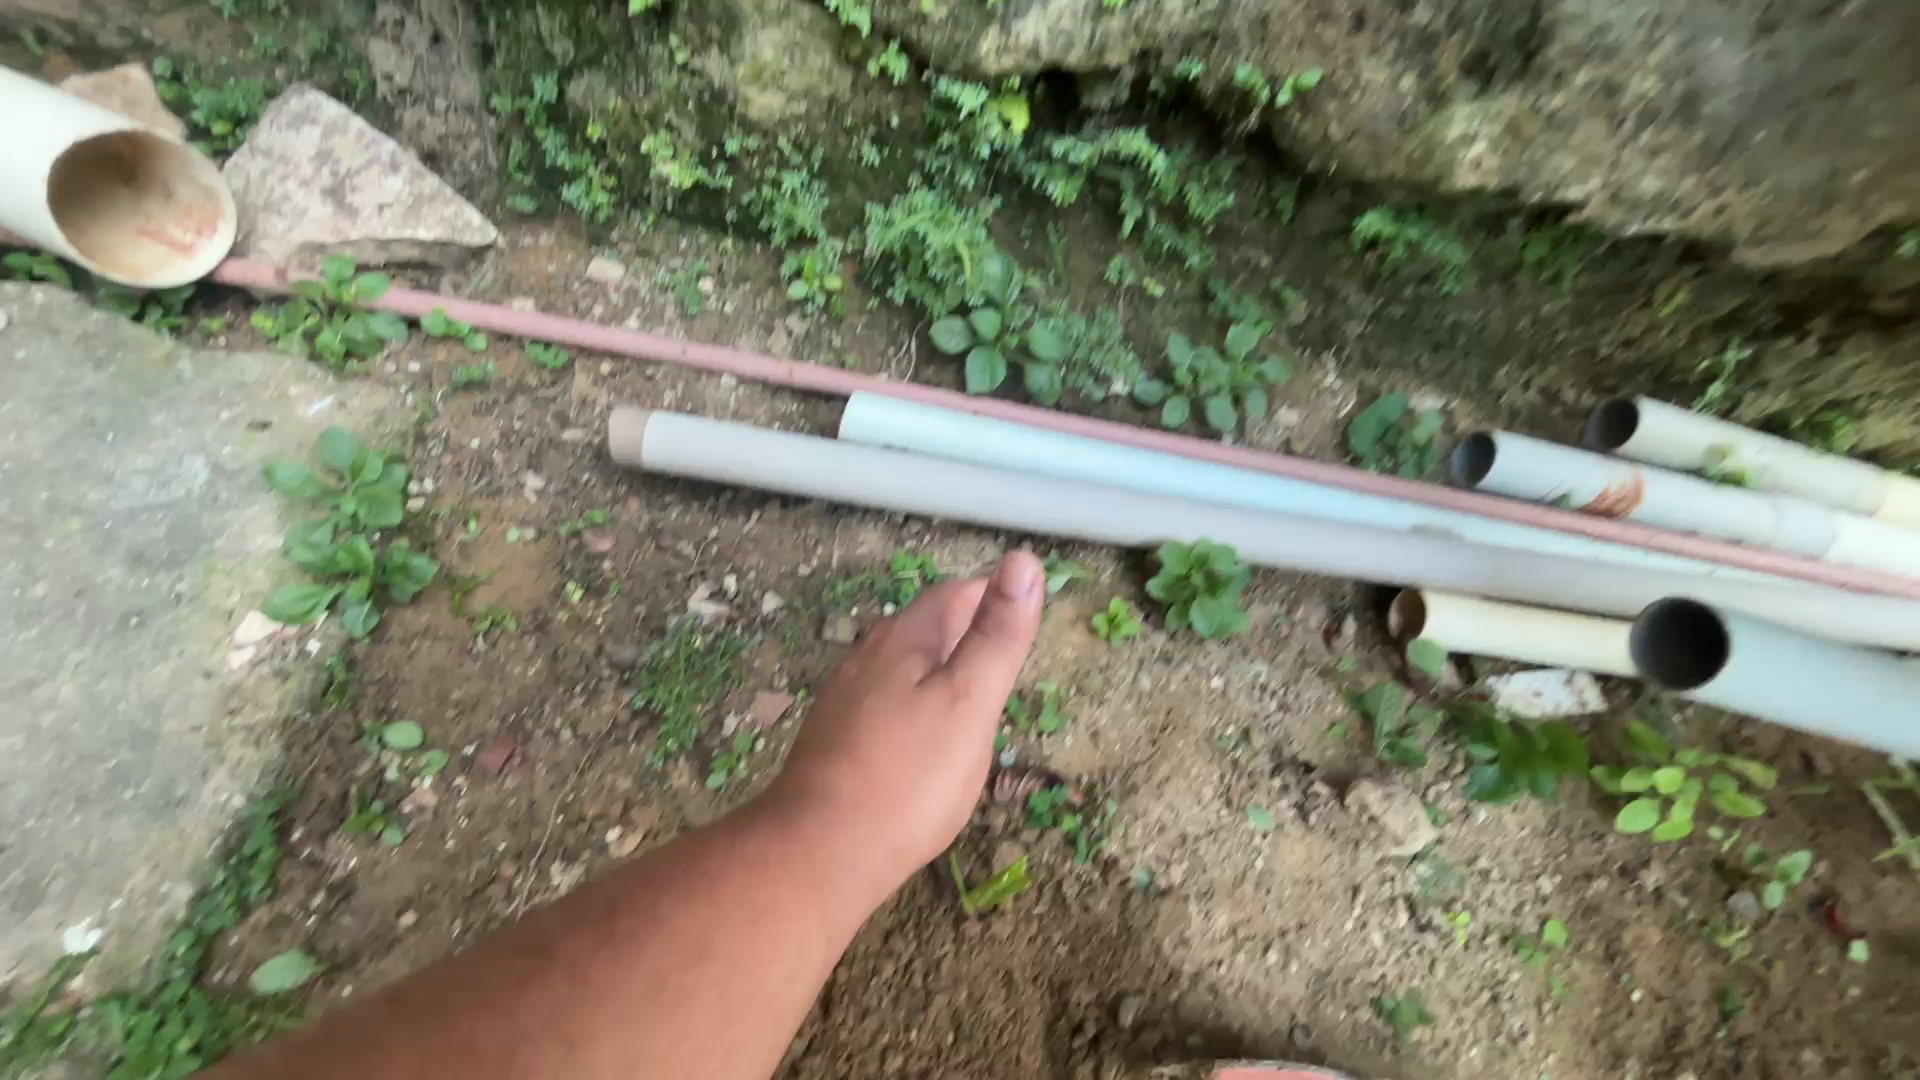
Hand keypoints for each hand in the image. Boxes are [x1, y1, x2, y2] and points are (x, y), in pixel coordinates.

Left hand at [766, 551, 1043, 896]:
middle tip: (1007, 657)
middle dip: (968, 632)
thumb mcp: (969, 700)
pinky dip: (916, 704)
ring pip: (903, 666)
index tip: (1024, 615)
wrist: (820, 850)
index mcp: (904, 639)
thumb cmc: (909, 775)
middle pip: (927, 628)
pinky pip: (886, 703)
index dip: (993, 597)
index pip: (956, 595)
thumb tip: (1023, 560)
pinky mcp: (836, 737)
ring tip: (973, 695)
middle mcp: (868, 656)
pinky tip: (924, 737)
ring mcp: (846, 697)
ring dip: (940, 669)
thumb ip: (997, 635)